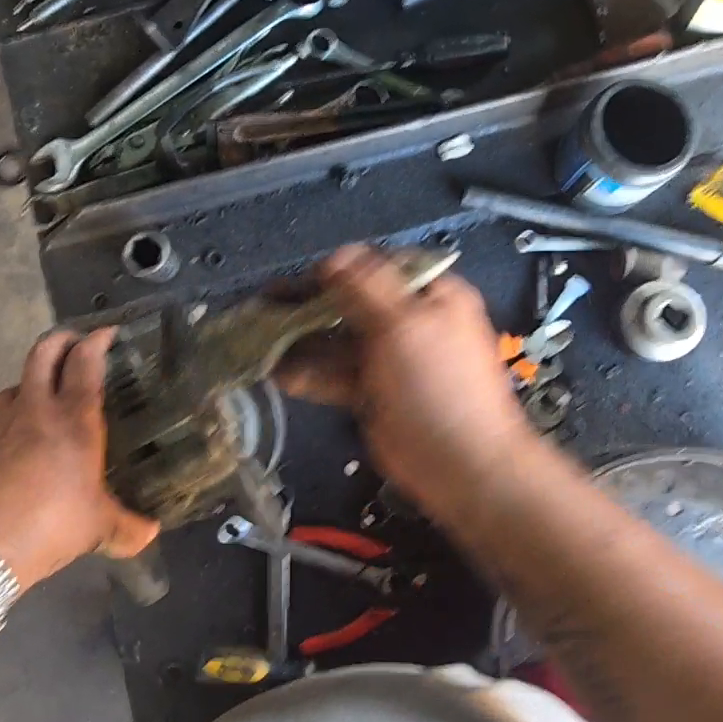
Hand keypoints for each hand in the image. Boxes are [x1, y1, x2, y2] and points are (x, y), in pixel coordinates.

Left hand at [0, 328, 158, 585]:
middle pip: (43, 354)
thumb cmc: (50, 523)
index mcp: (74, 419)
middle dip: (60, 340)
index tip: (108, 332)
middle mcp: (37, 412)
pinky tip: (25, 441)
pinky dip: (16, 416)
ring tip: (48, 391)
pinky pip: (1, 418)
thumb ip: (127, 527)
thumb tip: (151, 533)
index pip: (84, 363)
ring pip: (16, 383)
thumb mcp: (98, 528)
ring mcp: (2, 427)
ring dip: (33, 377)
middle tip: (76, 342)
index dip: (97, 341)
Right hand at [277, 245, 537, 506]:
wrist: (463, 465)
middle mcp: (411, 320)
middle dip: (311, 303)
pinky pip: (337, 375)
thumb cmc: (438, 384)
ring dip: (302, 338)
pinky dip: (309, 373)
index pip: (380, 266)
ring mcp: (391, 358)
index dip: (341, 268)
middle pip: (353, 302)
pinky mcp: (373, 393)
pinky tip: (277, 372)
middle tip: (266, 303)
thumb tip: (333, 256)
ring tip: (259, 337)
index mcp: (432, 294)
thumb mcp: (405, 324)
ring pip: (340, 340)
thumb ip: (367, 286)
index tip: (303, 278)